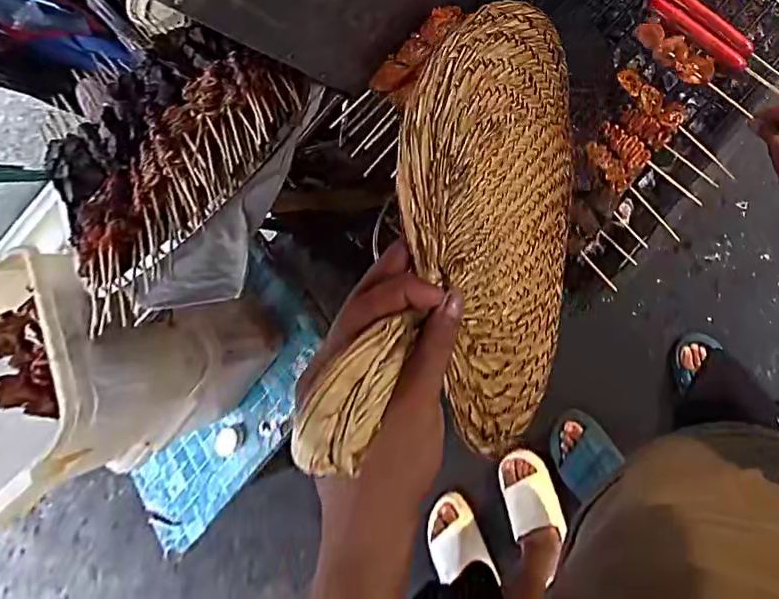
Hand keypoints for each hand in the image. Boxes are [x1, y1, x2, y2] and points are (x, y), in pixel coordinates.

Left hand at [307, 240, 462, 598]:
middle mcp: (326, 366)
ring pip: (361, 321)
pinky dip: (391, 319)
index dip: (405, 290)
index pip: (367, 308)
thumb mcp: (418, 408)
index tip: (441, 290)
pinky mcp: (348, 390)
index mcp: (333, 368)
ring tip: (421, 269)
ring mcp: (334, 378)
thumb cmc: (391, 471)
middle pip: (358, 306)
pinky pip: (368, 340)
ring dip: (390, 293)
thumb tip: (452, 299)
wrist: (367, 532)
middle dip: (390, 274)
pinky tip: (413, 313)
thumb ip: (433, 350)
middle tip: (421, 246)